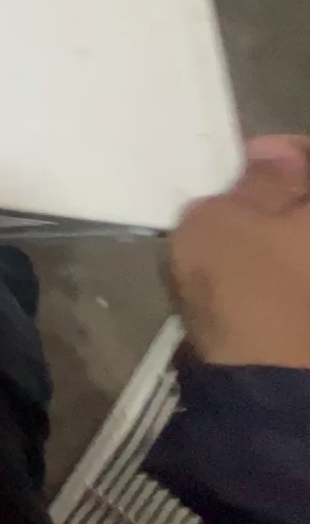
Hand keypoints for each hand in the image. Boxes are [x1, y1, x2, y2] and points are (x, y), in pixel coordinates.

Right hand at [169, 135, 309, 367]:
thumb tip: (281, 151)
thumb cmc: (243, 281)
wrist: (274, 371)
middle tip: (252, 199)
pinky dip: (297, 264)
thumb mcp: (222, 218)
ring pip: (308, 240)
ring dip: (293, 232)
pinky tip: (276, 271)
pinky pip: (307, 269)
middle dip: (294, 196)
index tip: (252, 158)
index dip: (291, 152)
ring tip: (259, 238)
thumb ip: (259, 181)